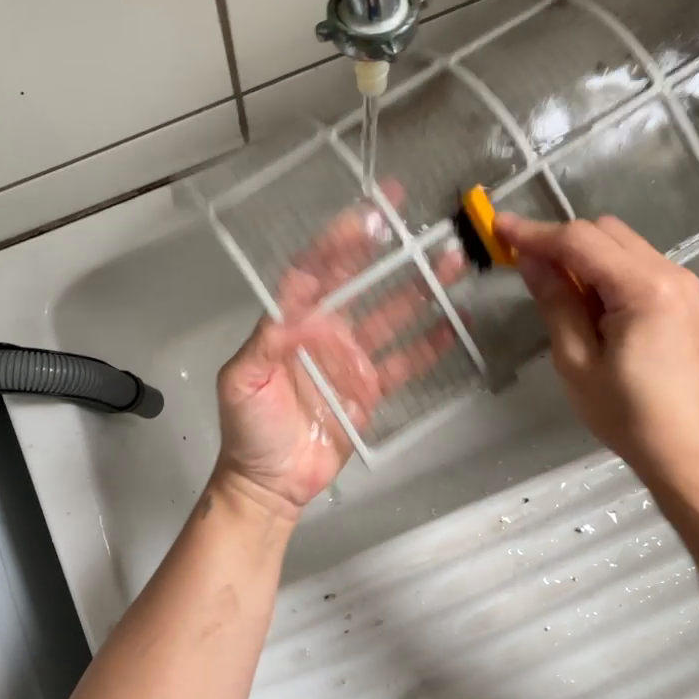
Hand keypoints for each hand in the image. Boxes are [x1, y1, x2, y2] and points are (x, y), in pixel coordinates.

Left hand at [215, 186, 462, 512]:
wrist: (270, 481)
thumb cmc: (249, 428)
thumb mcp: (242, 381)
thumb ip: (266, 344)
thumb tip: (299, 311)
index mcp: (291, 323)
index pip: (316, 272)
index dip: (339, 243)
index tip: (368, 216)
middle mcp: (325, 331)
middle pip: (360, 283)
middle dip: (386, 253)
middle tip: (417, 223)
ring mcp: (351, 359)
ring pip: (391, 314)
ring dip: (420, 289)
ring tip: (452, 262)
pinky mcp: (372, 388)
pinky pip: (406, 360)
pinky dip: (431, 343)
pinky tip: (456, 322)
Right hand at [494, 214, 698, 479]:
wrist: (689, 451)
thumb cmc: (628, 414)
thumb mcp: (576, 361)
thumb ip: (555, 302)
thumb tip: (531, 261)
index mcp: (644, 288)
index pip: (580, 241)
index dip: (535, 233)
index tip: (497, 227)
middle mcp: (669, 273)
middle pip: (604, 232)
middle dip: (559, 240)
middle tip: (520, 262)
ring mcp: (682, 285)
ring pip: (621, 244)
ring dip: (581, 253)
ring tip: (550, 284)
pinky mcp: (683, 300)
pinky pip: (635, 264)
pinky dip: (604, 268)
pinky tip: (585, 298)